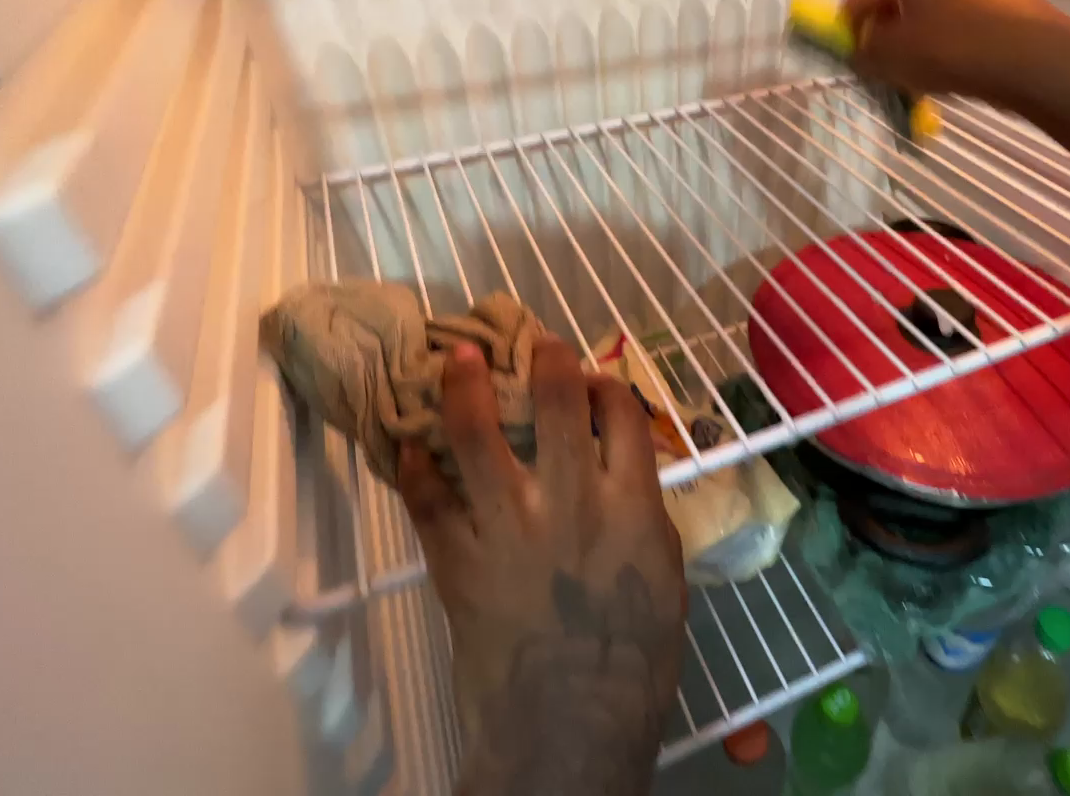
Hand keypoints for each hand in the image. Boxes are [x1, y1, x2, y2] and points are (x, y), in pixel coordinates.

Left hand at [396, 340, 686, 795]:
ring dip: (466, 388)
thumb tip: (627, 475)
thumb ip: (643, 513)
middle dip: (546, 361)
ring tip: (458, 357)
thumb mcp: (663, 573)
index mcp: (631, 503)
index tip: (596, 379)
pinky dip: (414, 468)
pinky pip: (428, 500)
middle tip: (535, 342)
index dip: (608, 385)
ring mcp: (509, 524)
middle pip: (556, 403)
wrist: (570, 726)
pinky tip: (406, 444)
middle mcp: (571, 498)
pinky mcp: (460, 558)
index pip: (622, 414)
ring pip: (479, 436)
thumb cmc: (634, 657)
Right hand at [844, 0, 1069, 99]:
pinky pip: (963, 14)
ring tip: (920, 69)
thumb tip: (864, 47)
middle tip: (885, 64)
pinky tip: (952, 63)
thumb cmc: (951, 49)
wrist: (1035, 61)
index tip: (848, 56)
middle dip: (889, 28)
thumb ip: (863, 49)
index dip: (850, 27)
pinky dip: (950, 35)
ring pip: (934, 4)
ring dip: (920, 32)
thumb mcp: (889, 55)